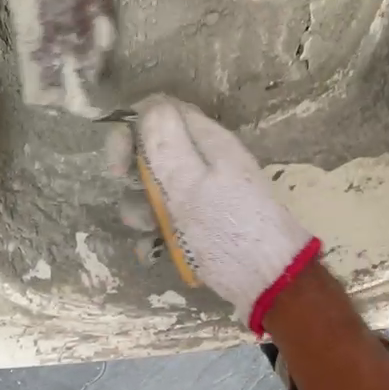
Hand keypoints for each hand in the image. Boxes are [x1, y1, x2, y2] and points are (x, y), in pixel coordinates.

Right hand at [123, 95, 319, 332]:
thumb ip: (166, 145)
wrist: (271, 283)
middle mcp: (206, 164)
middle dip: (134, 179)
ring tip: (150, 233)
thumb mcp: (192, 186)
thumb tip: (148, 105)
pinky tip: (155, 252)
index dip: (131, 133)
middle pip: (154, 154)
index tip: (118, 166)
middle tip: (137, 203)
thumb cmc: (229, 232)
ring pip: (156, 192)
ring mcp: (204, 197)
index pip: (161, 114)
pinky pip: (168, 222)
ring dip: (142, 212)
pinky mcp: (202, 226)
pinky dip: (156, 236)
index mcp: (208, 143)